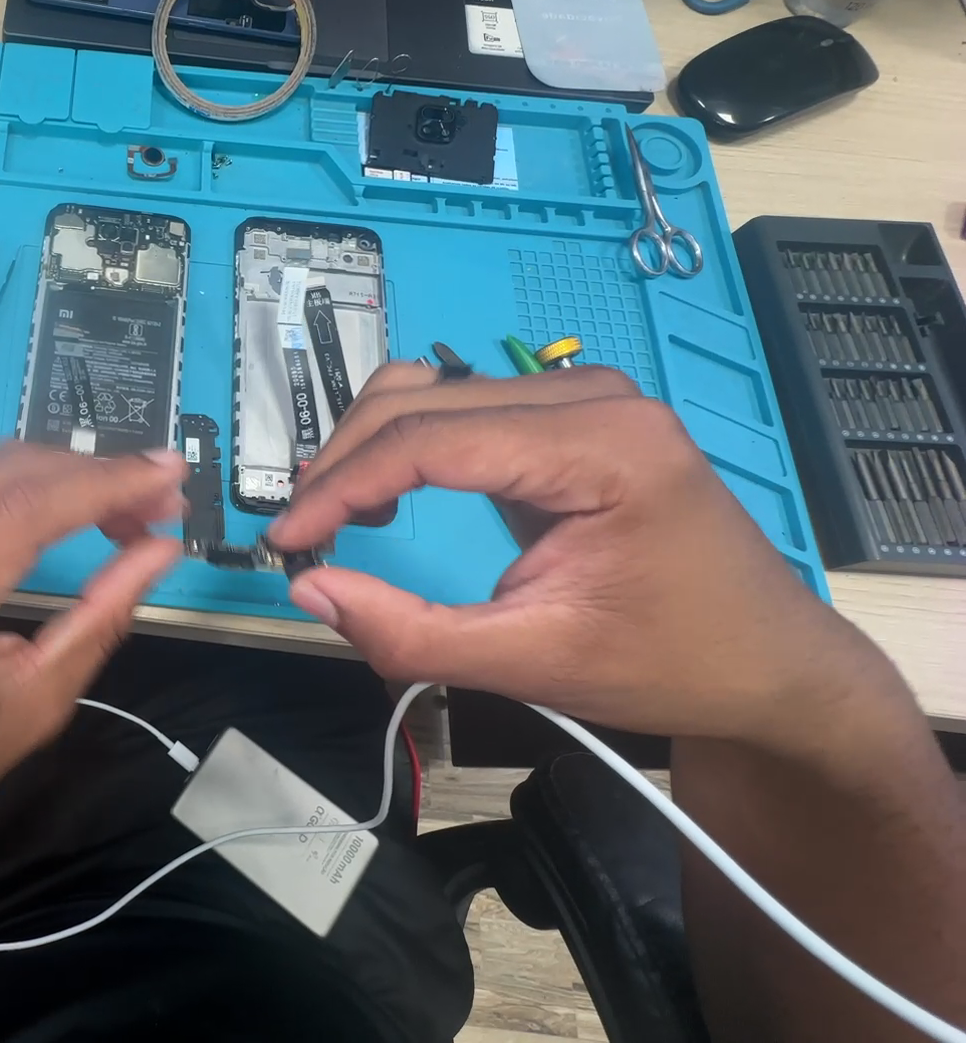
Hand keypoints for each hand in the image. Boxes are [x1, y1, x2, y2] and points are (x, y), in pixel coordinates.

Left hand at [0, 442, 186, 880]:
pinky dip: (31, 488)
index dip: (105, 484)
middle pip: (9, 477)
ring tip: (129, 507)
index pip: (24, 511)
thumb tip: (161, 548)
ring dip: (67, 476)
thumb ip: (102, 615)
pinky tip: (74, 506)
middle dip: (95, 475)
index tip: (169, 476)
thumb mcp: (38, 701)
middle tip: (161, 500)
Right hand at [267, 363, 898, 750]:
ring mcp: (575, 396)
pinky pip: (449, 406)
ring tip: (338, 516)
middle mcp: (585, 396)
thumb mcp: (528, 662)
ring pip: (420, 392)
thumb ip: (407, 633)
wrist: (767, 660)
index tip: (287, 542)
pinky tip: (388, 495)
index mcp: (599, 446)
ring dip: (361, 450)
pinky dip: (396, 446)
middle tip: (303, 536)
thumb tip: (305, 589)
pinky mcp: (560, 414)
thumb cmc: (664, 663)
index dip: (338, 487)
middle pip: (412, 402)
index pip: (426, 440)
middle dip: (338, 467)